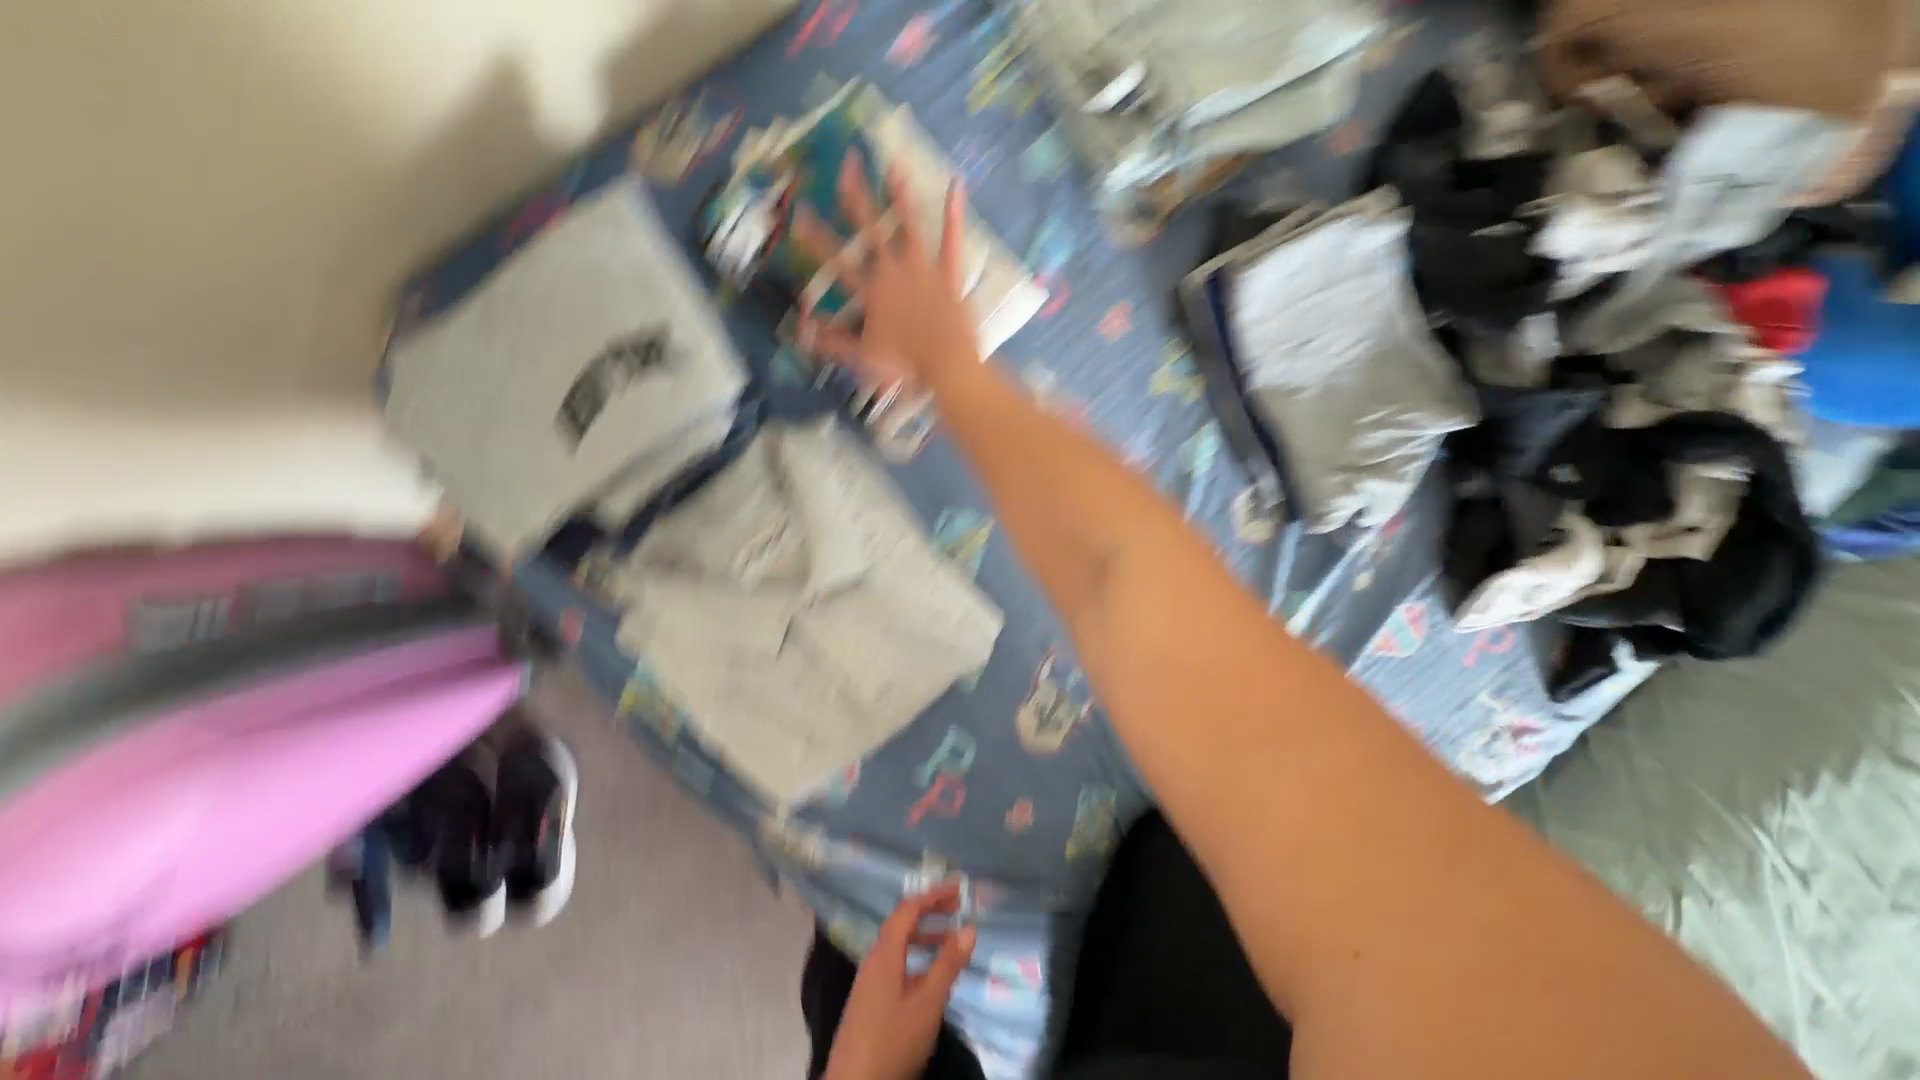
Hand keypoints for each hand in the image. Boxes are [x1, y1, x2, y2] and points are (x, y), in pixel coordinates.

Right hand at [795, 152, 983, 396]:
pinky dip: (954, 211)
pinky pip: (952, 238)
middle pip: (870, 228)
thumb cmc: (904, 365)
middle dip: (857, 194)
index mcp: (870, 292)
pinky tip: (955, 184)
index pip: (836, 260)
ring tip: (893, 163)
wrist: (946, 367)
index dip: (816, 237)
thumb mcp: (862, 357)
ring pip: (908, 224)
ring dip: (900, 193)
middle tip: (848, 163)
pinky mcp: (950, 272)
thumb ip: (830, 341)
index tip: (800, 211)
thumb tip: (799, 329)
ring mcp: (923, 269)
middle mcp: (892, 271)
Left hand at [822, 883, 977, 1079]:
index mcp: (884, 955)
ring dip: (923, 937)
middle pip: (900, 925)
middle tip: (958, 909)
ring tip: (950, 942)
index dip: (932, 895)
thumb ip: (948, 964)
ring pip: (897, 947)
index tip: (958, 888)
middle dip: (929, 912)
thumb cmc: (893, 1039)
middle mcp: (873, 961)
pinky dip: (915, 958)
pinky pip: (895, 965)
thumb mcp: (928, 1002)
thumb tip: (969, 927)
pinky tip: (930, 977)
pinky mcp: (869, 1002)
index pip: (907, 910)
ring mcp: (868, 982)